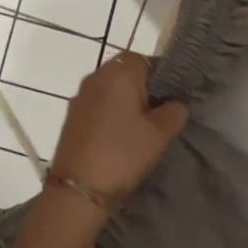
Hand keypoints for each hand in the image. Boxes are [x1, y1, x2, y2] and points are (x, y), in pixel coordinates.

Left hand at [50, 52, 188, 200]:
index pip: (146, 59)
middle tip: (160, 115)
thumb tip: (175, 104)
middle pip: (126, 72)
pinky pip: (98, 105)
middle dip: (144, 89)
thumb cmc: (123, 154)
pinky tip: (120, 137)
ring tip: (141, 128)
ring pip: (111, 89)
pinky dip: (111, 114)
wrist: (77, 188)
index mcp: (119, 73)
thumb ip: (175, 111)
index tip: (174, 98)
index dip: (163, 75)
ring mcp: (80, 97)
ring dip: (126, 102)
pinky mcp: (72, 117)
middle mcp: (95, 77)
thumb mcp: (160, 133)